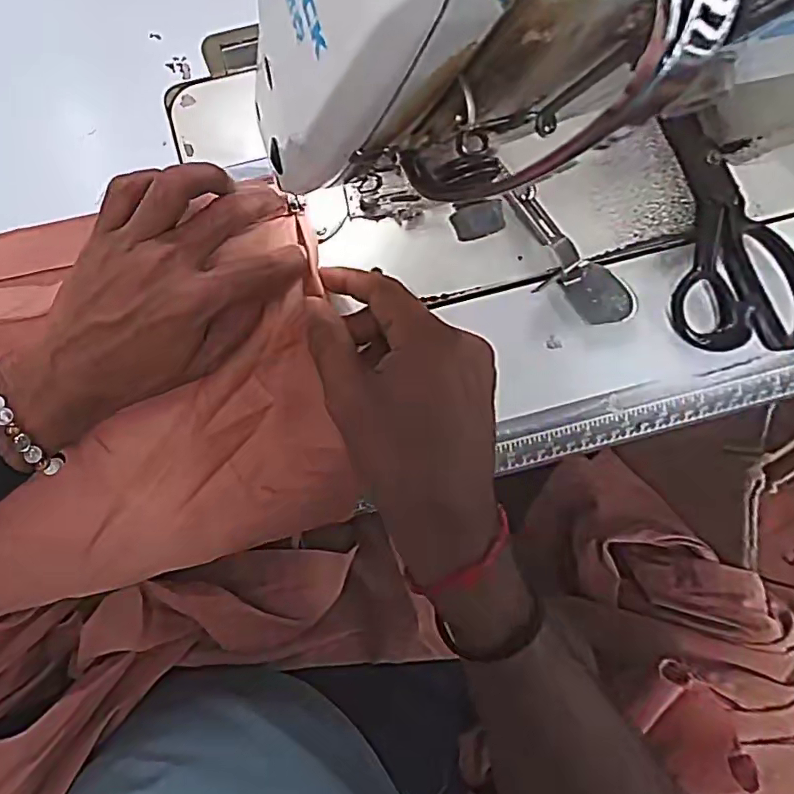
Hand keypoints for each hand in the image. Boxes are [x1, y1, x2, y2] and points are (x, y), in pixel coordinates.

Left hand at [0, 164, 305, 448]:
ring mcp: (132, 244)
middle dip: (263, 203)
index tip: (293, 256)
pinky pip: (124, 189)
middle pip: (227, 213)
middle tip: (271, 203)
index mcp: (194, 299)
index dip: (287, 260)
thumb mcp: (198, 363)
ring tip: (221, 183)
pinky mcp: (103, 237)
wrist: (72, 372)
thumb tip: (265, 298)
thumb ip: (238, 327)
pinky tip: (163, 186)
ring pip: (175, 185)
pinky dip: (148, 178)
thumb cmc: (130, 373)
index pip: (258, 268)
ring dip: (207, 175)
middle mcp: (165, 263)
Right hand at [303, 267, 502, 586]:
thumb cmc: (398, 459)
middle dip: (362, 325)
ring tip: (355, 380)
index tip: (323, 279)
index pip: (385, 290)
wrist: (445, 514)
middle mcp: (463, 345)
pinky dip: (403, 362)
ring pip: (417, 337)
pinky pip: (434, 357)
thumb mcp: (348, 396)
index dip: (348, 280)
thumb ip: (327, 342)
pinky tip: (383, 392)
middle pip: (402, 315)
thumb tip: (314, 307)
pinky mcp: (478, 385)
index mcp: (433, 340)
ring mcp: (475, 366)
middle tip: (331, 350)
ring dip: (381, 346)